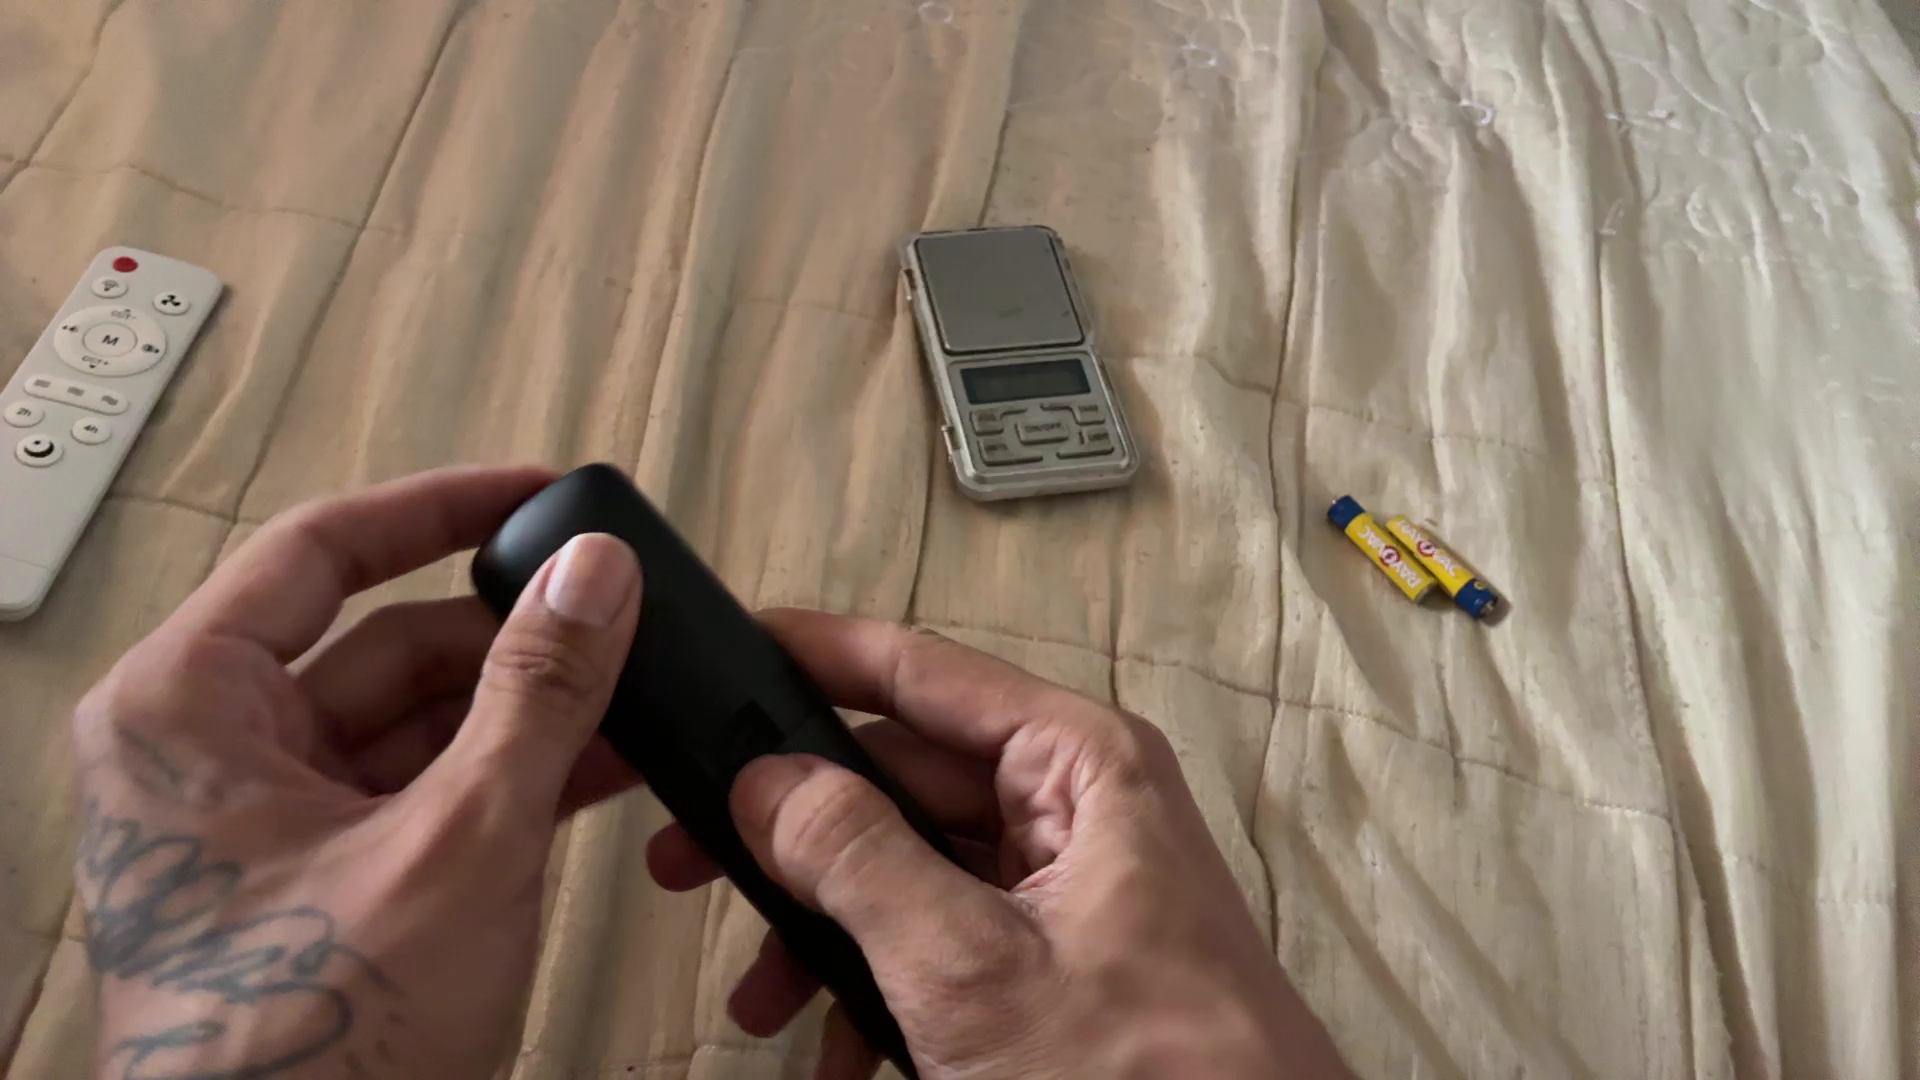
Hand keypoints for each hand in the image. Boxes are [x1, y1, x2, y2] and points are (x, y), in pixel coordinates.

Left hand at [69, 467, 648, 1079]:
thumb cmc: (320, 1049)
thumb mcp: (460, 834)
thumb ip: (541, 691)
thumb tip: (597, 573)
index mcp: (198, 714)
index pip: (327, 550)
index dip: (442, 508)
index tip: (539, 491)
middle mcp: (244, 747)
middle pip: (408, 634)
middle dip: (524, 630)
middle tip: (619, 615)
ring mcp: (312, 804)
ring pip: (448, 703)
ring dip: (547, 696)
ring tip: (634, 688)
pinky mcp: (371, 848)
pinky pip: (465, 763)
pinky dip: (541, 752)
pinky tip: (615, 752)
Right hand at [648, 611, 1353, 1079]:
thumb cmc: (1132, 1079)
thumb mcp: (973, 974)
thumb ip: (863, 863)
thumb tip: (767, 781)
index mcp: (1074, 758)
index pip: (924, 671)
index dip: (824, 651)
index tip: (738, 641)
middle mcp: (1068, 792)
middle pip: (904, 772)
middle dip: (800, 824)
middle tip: (689, 856)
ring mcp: (1059, 867)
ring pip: (912, 855)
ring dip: (829, 920)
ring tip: (756, 995)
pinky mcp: (1052, 935)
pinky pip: (944, 921)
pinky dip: (881, 973)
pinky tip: (832, 1046)